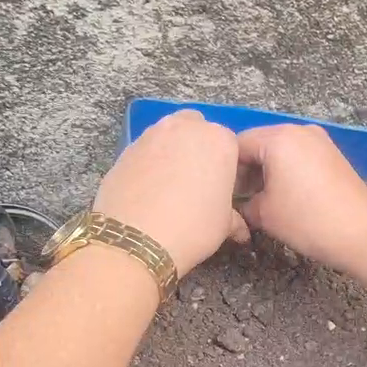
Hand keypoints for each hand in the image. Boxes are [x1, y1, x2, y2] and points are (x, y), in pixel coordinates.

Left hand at [93, 110, 249, 276]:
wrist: (136, 238)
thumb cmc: (192, 228)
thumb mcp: (223, 227)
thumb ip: (234, 219)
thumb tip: (240, 229)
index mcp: (219, 140)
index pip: (230, 145)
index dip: (226, 167)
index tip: (221, 188)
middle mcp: (186, 128)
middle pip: (197, 128)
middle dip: (198, 148)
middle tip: (197, 182)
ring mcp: (152, 134)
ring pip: (168, 136)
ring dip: (172, 152)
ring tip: (170, 187)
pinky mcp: (126, 148)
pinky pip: (145, 151)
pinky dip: (149, 164)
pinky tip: (148, 191)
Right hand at [236, 122, 366, 272]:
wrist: (362, 234)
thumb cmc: (308, 221)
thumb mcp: (264, 214)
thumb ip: (243, 203)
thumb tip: (240, 203)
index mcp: (278, 138)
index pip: (238, 145)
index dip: (226, 170)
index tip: (222, 193)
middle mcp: (299, 130)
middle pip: (260, 143)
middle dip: (247, 169)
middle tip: (240, 198)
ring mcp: (320, 140)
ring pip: (280, 150)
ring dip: (267, 171)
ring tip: (262, 199)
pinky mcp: (333, 154)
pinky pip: (300, 156)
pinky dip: (287, 171)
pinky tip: (286, 195)